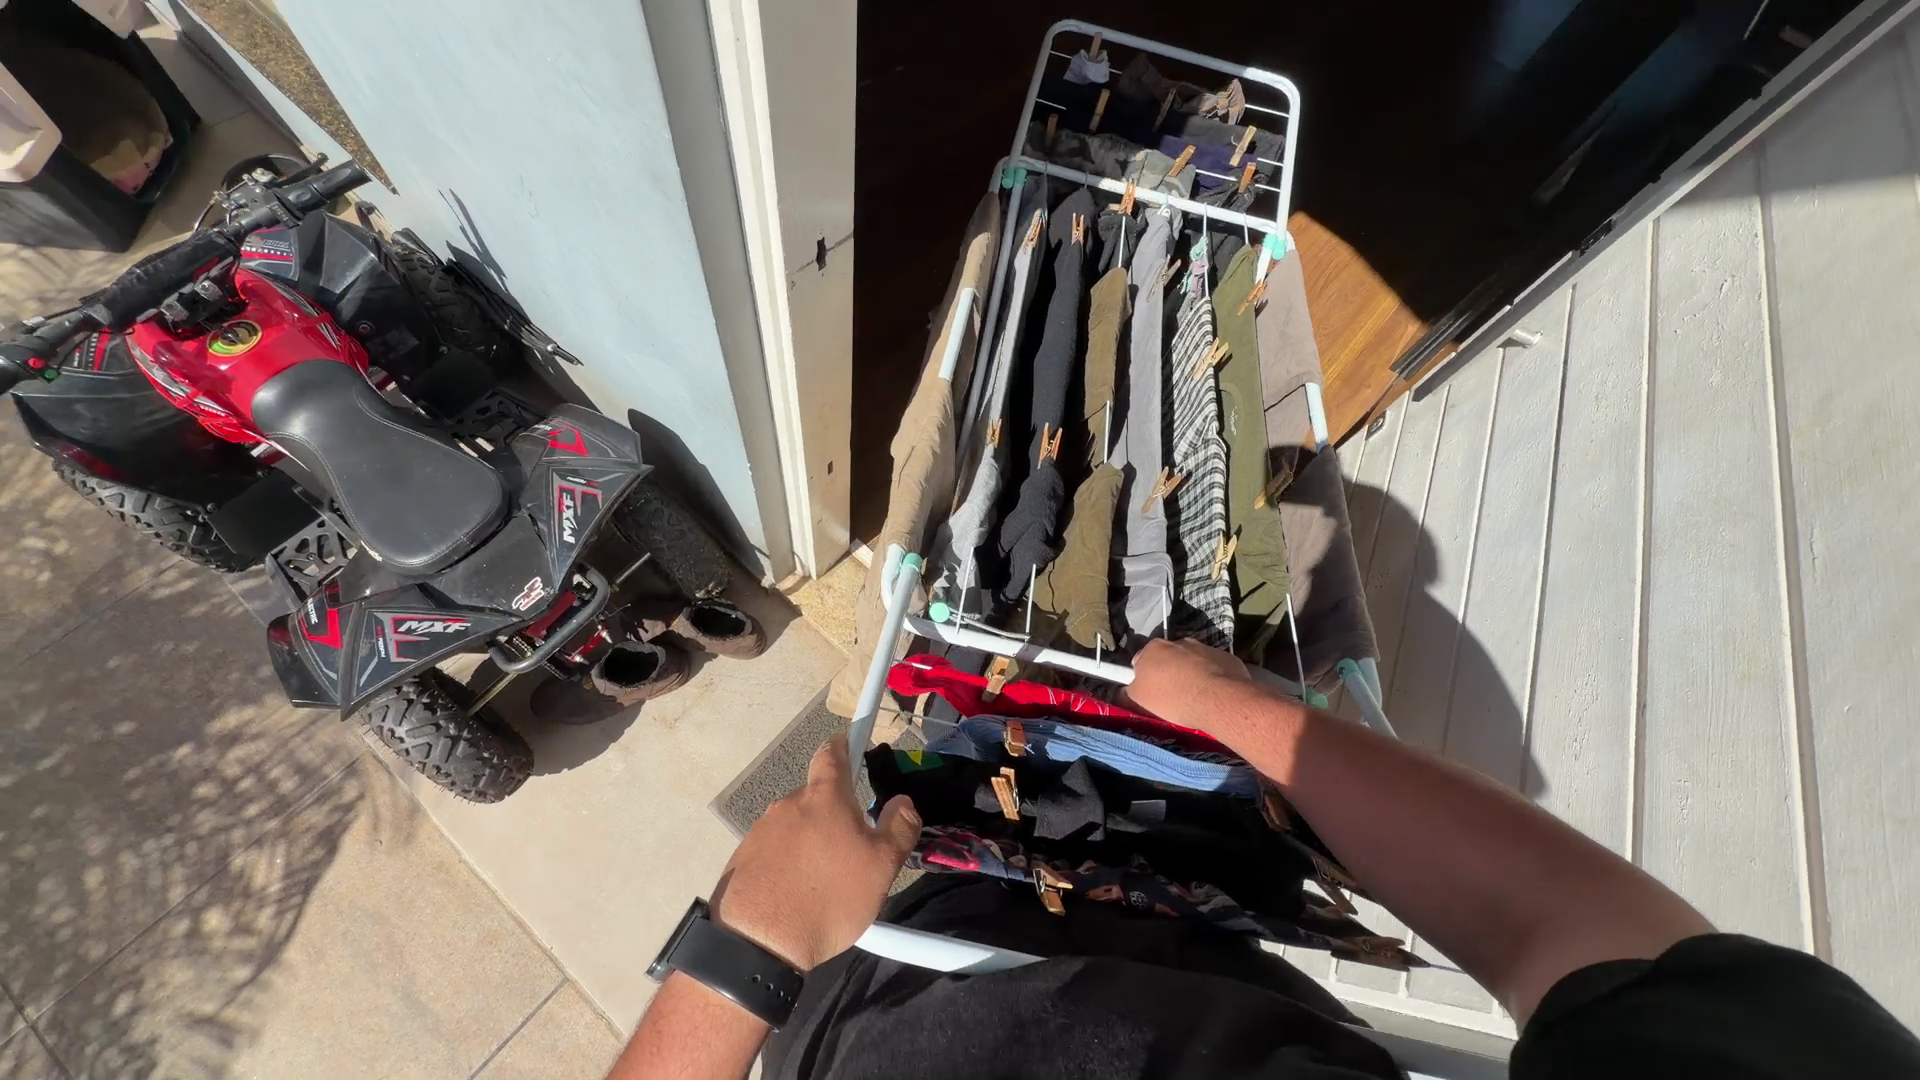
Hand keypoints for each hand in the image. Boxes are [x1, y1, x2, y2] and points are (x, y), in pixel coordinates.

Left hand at [709, 738, 919, 970]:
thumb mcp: (882, 866)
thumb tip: (903, 802)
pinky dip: (788, 862)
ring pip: (795, 826)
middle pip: (816, 797)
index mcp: (825, 797)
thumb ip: (899, 828)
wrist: (757, 943)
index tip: (851, 744)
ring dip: (810, 841)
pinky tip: (796, 892)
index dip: (844, 745)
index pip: (832, 754)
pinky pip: (774, 850)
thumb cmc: (828, 896)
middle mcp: (789, 804)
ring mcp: (761, 831)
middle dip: (833, 814)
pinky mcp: (743, 858)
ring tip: (823, 880)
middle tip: (850, 848)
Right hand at [1125, 638, 1252, 728]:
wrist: (1219, 699)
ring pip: (1192, 662)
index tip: (1149, 691)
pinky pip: (1215, 668)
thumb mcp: (1139, 700)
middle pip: (1167, 659)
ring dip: (1191, 675)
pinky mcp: (1227, 658)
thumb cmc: (1173, 698)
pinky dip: (1212, 678)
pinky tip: (1213, 695)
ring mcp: (1205, 648)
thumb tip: (1122, 693)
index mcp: (1153, 648)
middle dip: (1167, 674)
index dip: (1142, 677)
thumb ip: (1127, 693)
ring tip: (1194, 698)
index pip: (1140, 660)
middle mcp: (1179, 642)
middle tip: (1170, 697)